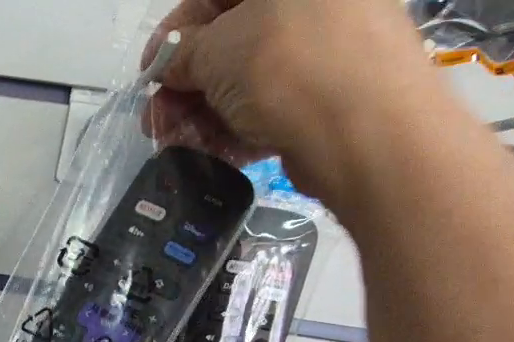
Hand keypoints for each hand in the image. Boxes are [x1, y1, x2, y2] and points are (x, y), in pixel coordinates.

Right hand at [142, 0, 435, 200]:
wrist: (364, 129)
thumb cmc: (286, 65)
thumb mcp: (216, 51)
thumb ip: (184, 54)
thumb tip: (170, 64)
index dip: (174, 33)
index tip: (149, 73)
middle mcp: (316, 1)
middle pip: (233, 38)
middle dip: (188, 84)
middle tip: (158, 122)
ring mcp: (332, 44)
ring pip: (251, 76)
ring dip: (206, 113)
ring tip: (179, 146)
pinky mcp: (336, 92)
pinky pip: (276, 102)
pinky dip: (241, 127)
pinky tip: (215, 153)